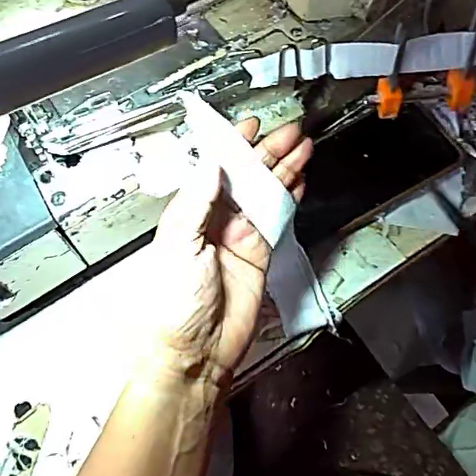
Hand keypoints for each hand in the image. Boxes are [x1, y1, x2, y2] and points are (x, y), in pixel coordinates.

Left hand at [143, 118, 312, 392]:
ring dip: (283, 169)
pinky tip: (298, 180)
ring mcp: (239, 235)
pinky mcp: (258, 253)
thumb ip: (197, 203)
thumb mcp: (178, 246)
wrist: (196, 350)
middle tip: (288, 131)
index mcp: (190, 212)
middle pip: (245, 176)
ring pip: (265, 192)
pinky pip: (277, 218)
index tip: (246, 125)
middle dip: (267, 151)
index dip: (231, 145)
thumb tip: (209, 166)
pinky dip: (289, 197)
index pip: (213, 169)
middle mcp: (215, 219)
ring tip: (301, 146)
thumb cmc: (174, 305)